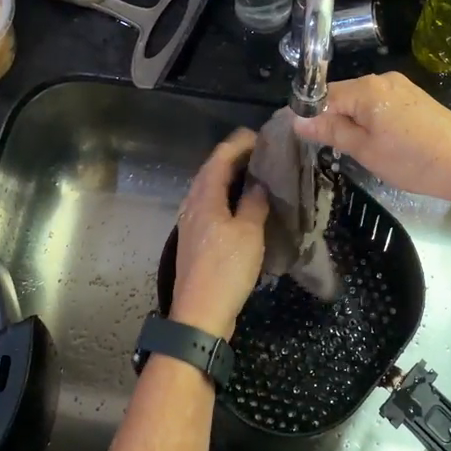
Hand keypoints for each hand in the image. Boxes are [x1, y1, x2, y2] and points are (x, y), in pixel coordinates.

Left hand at [170, 130, 269, 339]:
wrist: (200, 314)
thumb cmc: (226, 269)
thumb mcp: (249, 233)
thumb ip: (254, 203)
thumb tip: (258, 183)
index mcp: (205, 197)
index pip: (220, 158)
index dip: (238, 143)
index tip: (259, 136)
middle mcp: (193, 204)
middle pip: (211, 171)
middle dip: (233, 157)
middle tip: (260, 152)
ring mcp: (190, 222)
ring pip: (208, 188)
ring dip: (228, 177)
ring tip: (253, 174)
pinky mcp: (194, 239)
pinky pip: (209, 205)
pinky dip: (225, 195)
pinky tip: (239, 204)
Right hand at [291, 72, 450, 210]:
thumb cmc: (414, 161)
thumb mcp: (365, 151)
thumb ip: (331, 132)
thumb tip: (297, 119)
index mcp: (366, 87)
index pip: (323, 94)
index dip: (309, 115)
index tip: (302, 139)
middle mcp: (383, 79)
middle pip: (342, 95)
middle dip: (333, 119)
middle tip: (333, 151)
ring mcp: (402, 88)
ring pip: (363, 101)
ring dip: (354, 122)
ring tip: (359, 152)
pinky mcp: (416, 99)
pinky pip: (381, 105)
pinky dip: (374, 121)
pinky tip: (383, 144)